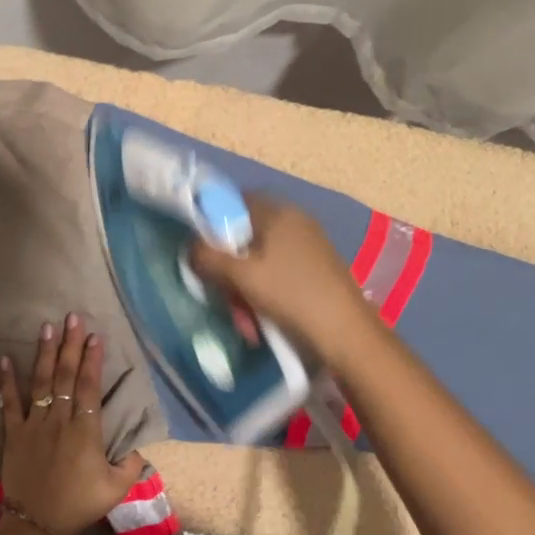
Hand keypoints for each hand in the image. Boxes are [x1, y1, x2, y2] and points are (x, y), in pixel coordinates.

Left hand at [0, 314, 146, 534]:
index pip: (89, 387)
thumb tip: (139, 447)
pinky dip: (6, 381)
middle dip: (70, 345)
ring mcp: (34, 425)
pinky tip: (3, 358)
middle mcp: (59, 420)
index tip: (95, 336)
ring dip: (43, 353)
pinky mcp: (13, 434)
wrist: (38, 522)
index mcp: (85, 431)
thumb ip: (131, 465)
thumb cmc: (80, 505)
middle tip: (72, 317)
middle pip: (65, 376)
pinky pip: (9, 403)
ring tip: (46, 327)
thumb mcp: (117, 489)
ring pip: (40, 382)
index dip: (92, 360)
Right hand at [189, 195, 376, 365]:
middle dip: (228, 267)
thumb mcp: (240, 276)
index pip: (234, 201)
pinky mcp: (315, 270)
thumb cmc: (289, 294)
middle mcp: (295, 221)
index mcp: (278, 212)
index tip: (201, 251)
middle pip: (244, 235)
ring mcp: (308, 246)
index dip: (211, 222)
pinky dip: (263, 295)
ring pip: (259, 260)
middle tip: (222, 295)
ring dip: (243, 289)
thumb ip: (207, 257)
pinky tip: (261, 321)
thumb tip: (190, 247)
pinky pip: (277, 275)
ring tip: (244, 319)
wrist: (345, 333)